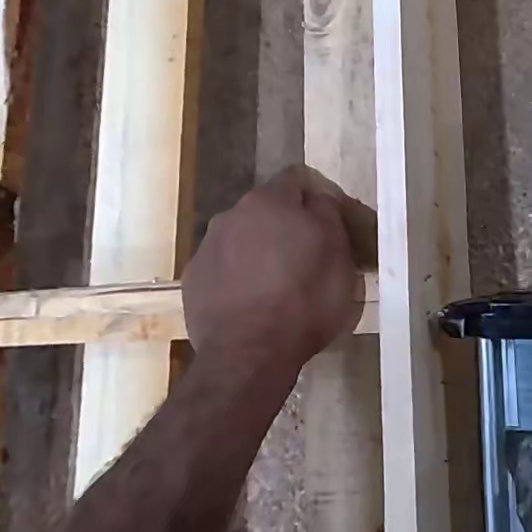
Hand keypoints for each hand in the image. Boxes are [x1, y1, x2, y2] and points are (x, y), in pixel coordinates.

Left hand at [181, 165, 369, 385]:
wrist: (249, 354)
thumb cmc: (306, 295)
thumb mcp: (338, 248)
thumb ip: (327, 211)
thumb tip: (317, 198)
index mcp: (268, 200)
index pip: (298, 177)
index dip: (320, 195)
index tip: (334, 221)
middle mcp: (231, 215)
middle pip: (269, 208)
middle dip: (289, 224)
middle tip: (312, 253)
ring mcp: (207, 249)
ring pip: (246, 238)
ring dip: (264, 250)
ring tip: (283, 282)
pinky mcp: (193, 283)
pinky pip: (227, 267)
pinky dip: (243, 275)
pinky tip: (258, 300)